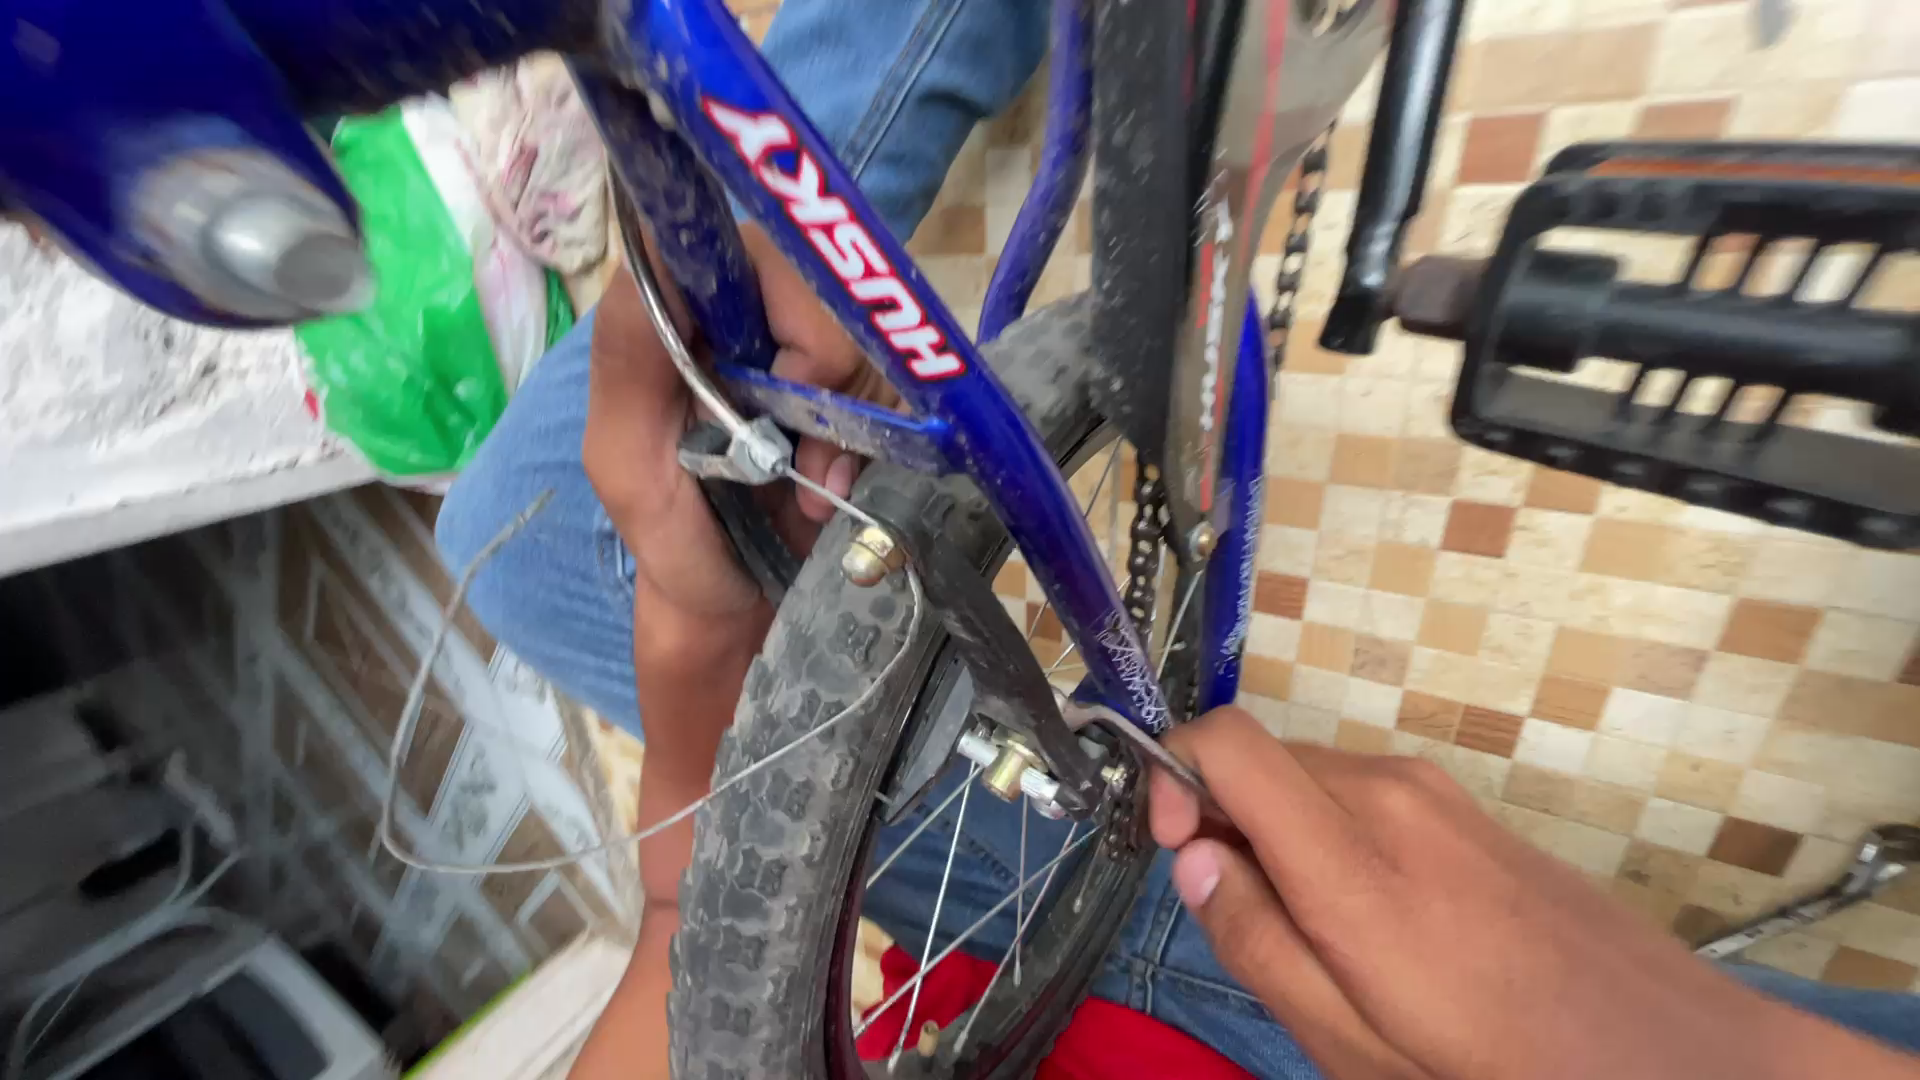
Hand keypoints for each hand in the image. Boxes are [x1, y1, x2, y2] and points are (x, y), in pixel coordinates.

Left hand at [583, 223, 892, 628]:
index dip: (788, 302)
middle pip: (824, 293)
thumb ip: (630, 361)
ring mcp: (806, 362)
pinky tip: (835, 488)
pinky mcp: (852, 401)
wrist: (743, 605)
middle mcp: (750, 326)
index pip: (749, 251)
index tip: (791, 378)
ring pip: (866, 345)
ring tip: (815, 489)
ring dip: (849, 425)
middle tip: (809, 450)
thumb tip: (662, 247)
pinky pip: (892, 393)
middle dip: (828, 376)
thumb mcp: (628, 461)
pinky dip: (873, 445)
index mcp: (686, 320)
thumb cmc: (677, 539)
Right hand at [1148, 707, 1915, 1079]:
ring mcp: (1420, 782)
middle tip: (1246, 907)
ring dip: (1267, 824)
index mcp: (1351, 855)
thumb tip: (1190, 857)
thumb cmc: (1495, 1069)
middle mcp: (1380, 788)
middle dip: (1217, 816)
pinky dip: (1315, 822)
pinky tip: (1366, 901)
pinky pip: (1344, 785)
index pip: (1226, 740)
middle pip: (1251, 759)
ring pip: (1295, 773)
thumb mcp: (1352, 1044)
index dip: (1173, 768)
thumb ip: (1253, 940)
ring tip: (1312, 918)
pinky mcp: (1446, 792)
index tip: (1174, 841)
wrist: (1675, 1056)